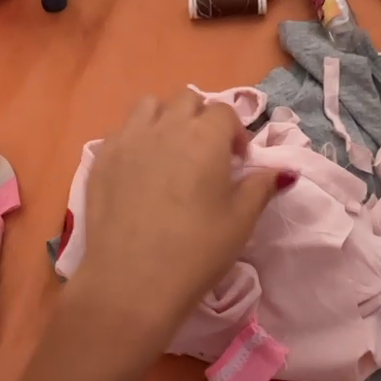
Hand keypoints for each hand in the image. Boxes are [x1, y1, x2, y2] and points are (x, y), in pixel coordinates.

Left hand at [70, 90, 289, 351]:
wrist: (131, 281)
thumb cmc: (196, 251)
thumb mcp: (241, 221)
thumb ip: (261, 186)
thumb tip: (280, 170)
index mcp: (205, 136)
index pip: (225, 112)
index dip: (235, 133)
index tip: (237, 161)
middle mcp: (166, 126)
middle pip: (187, 99)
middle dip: (201, 117)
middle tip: (206, 153)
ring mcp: (128, 139)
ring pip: (149, 106)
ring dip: (165, 118)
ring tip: (170, 151)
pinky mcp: (100, 158)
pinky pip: (121, 131)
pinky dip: (135, 140)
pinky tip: (138, 171)